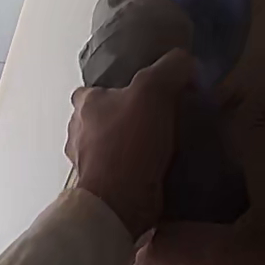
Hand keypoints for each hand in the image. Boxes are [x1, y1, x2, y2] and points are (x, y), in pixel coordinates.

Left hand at [65, 48, 194, 235]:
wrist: (120, 202)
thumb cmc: (129, 142)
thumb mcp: (153, 91)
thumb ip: (171, 68)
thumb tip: (187, 62)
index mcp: (83, 106)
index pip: (93, 89)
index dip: (117, 88)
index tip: (142, 94)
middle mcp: (77, 132)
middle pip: (103, 118)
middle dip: (126, 119)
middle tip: (160, 120)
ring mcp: (86, 163)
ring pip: (110, 146)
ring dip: (131, 146)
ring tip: (163, 146)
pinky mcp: (101, 187)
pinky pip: (119, 171)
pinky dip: (135, 169)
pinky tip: (157, 169)